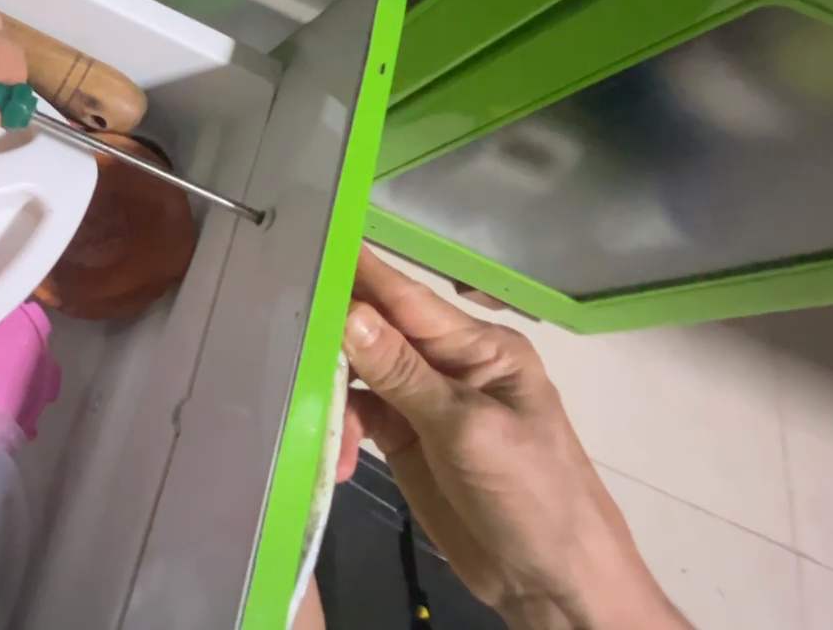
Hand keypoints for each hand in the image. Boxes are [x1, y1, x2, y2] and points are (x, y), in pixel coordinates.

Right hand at [342, 247, 687, 629]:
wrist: (556, 591)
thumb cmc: (535, 500)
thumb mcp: (468, 431)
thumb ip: (402, 372)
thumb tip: (346, 310)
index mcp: (476, 346)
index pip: (403, 295)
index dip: (355, 269)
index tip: (304, 240)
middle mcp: (442, 360)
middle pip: (370, 328)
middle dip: (328, 331)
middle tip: (276, 327)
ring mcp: (418, 397)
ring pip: (353, 368)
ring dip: (328, 388)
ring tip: (308, 411)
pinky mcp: (399, 432)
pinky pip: (352, 409)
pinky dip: (337, 425)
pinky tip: (337, 455)